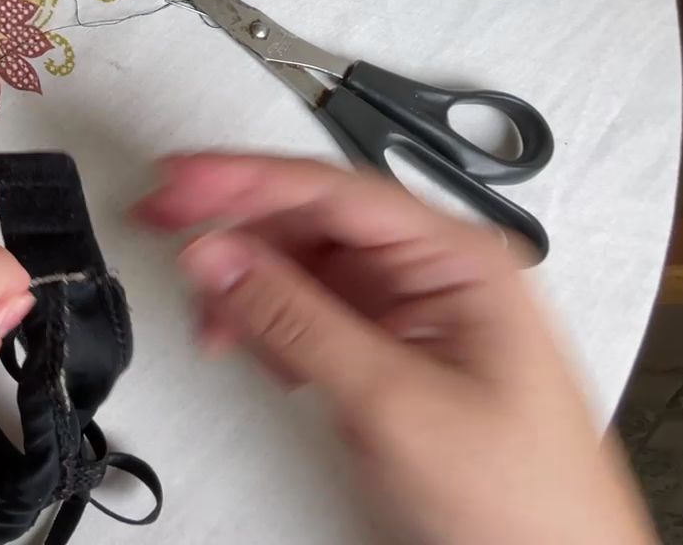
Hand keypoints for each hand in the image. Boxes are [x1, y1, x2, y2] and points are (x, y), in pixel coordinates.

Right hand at [132, 154, 652, 544]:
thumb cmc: (523, 505)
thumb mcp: (394, 401)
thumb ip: (293, 318)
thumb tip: (213, 253)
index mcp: (455, 259)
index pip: (327, 190)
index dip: (242, 177)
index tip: (176, 177)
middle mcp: (421, 268)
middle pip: (298, 215)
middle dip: (226, 222)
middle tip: (158, 215)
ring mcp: (391, 303)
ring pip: (284, 257)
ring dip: (234, 279)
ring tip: (209, 315)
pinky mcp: (366, 337)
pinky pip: (286, 300)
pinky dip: (249, 315)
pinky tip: (240, 339)